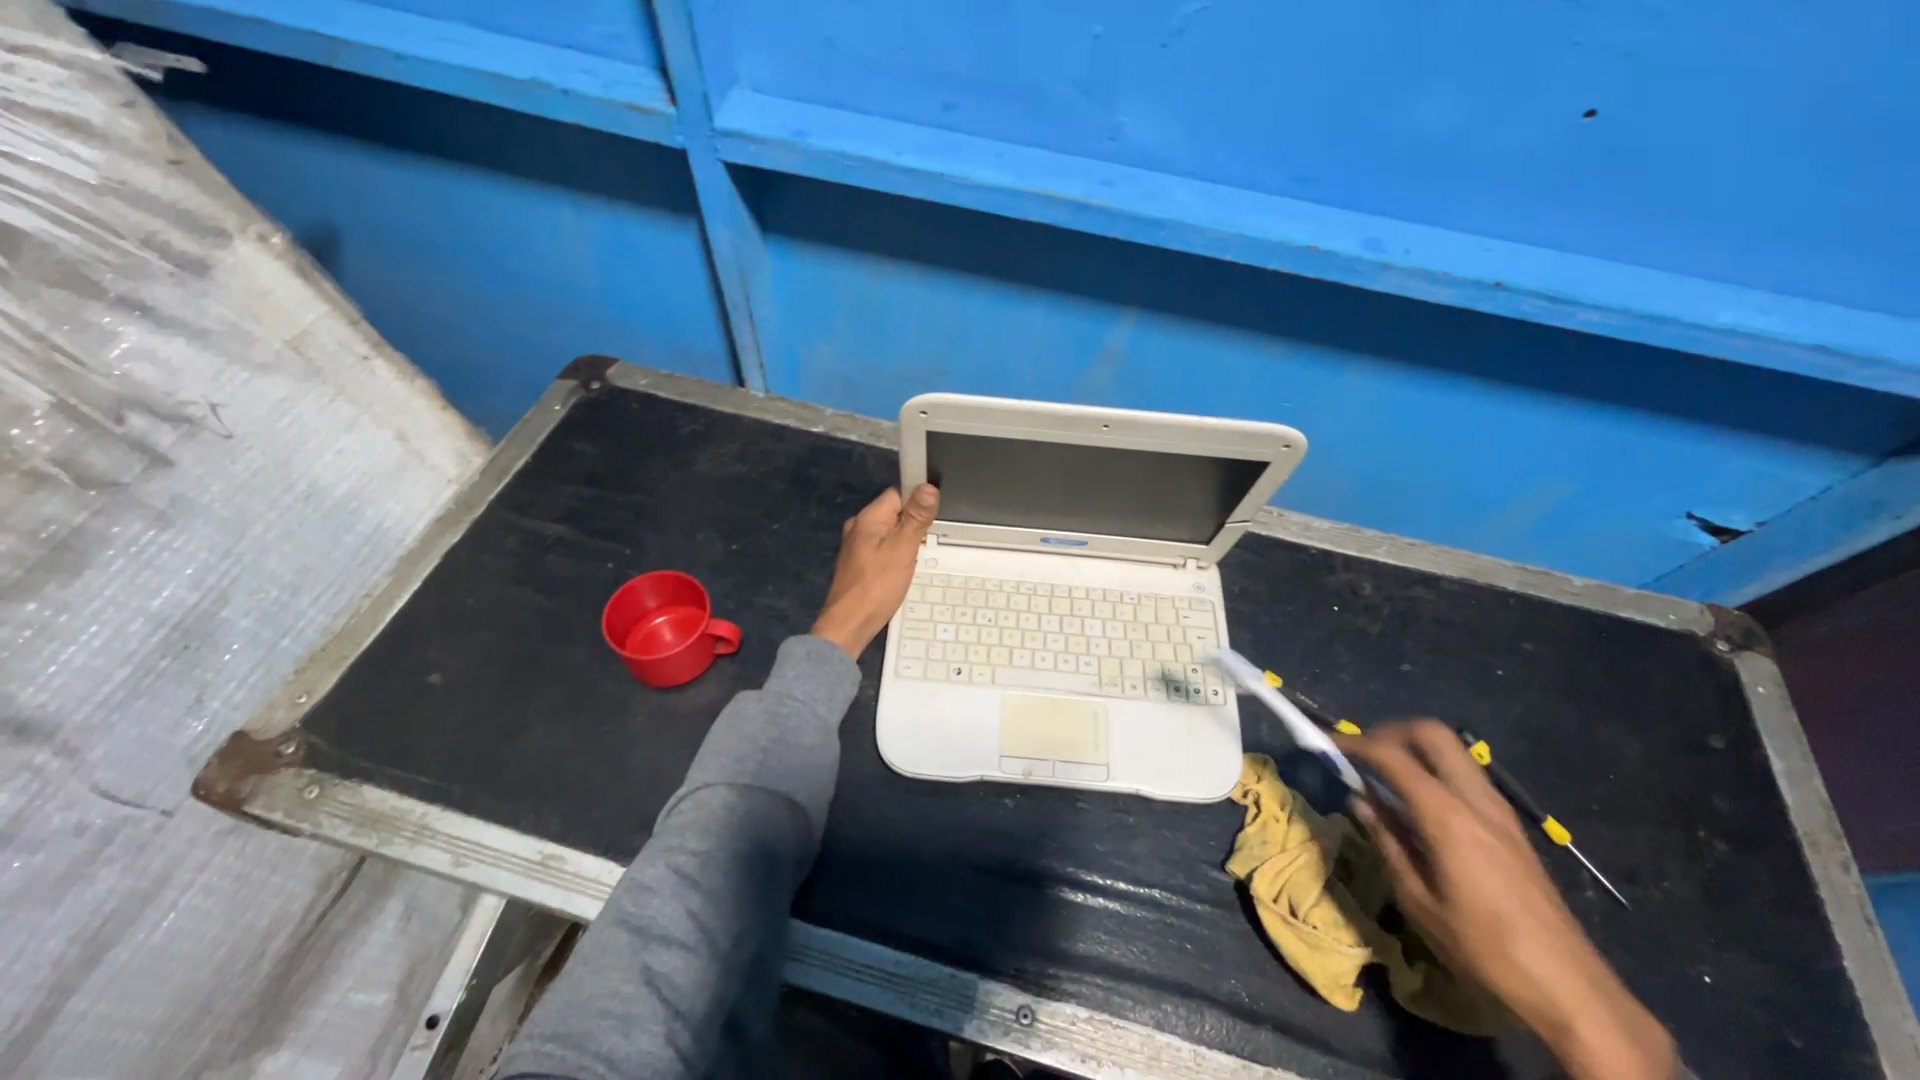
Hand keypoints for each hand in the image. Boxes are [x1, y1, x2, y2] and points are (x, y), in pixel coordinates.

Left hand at [811, 484, 939, 657]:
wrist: (849, 625)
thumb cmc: (877, 586)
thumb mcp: (903, 549)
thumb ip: (916, 518)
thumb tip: (929, 487)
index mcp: (868, 518)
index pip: (897, 494)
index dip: (916, 503)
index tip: (929, 520)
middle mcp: (858, 527)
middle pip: (893, 514)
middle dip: (911, 526)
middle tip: (921, 546)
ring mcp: (855, 547)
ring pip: (888, 534)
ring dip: (903, 543)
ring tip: (911, 562)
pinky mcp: (857, 564)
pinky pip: (881, 550)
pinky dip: (893, 557)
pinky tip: (899, 573)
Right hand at [1342, 720, 1674, 1079]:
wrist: (1565, 982)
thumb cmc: (1482, 947)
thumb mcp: (1418, 901)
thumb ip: (1387, 843)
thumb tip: (1361, 801)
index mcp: (1447, 818)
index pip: (1393, 757)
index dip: (1356, 744)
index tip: (1327, 746)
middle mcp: (1476, 800)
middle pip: (1432, 734)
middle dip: (1390, 732)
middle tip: (1361, 753)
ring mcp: (1499, 810)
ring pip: (1453, 751)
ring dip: (1415, 749)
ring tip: (1384, 776)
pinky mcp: (1510, 825)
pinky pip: (1467, 776)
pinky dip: (1436, 771)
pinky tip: (1418, 803)